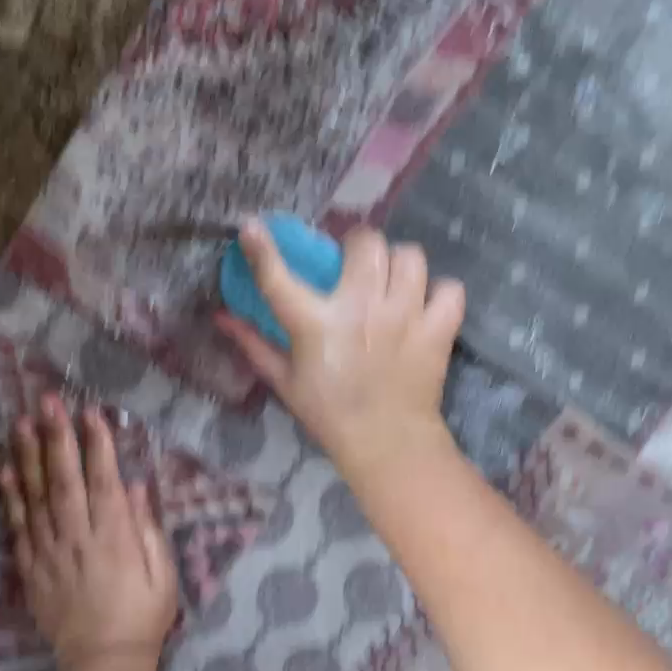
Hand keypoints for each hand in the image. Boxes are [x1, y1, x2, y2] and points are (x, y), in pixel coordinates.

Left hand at [0, 394, 178, 669]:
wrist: (103, 664)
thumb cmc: (143, 618)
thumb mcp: (162, 576)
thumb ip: (148, 529)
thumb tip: (136, 487)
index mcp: (114, 537)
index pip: (103, 482)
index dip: (96, 445)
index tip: (88, 413)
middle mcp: (78, 538)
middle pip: (63, 480)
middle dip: (55, 438)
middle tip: (46, 403)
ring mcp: (50, 553)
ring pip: (35, 498)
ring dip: (27, 459)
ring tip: (19, 424)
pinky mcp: (31, 570)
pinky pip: (18, 529)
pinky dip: (11, 500)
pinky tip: (4, 473)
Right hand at [217, 218, 464, 477]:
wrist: (386, 443)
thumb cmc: (328, 413)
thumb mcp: (285, 381)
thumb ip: (254, 344)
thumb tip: (222, 316)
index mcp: (316, 324)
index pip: (280, 279)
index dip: (263, 248)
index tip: (253, 227)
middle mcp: (361, 309)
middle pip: (367, 244)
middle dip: (359, 245)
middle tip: (355, 263)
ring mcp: (404, 316)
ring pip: (410, 257)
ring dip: (399, 265)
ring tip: (393, 282)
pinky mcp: (437, 329)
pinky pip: (449, 288)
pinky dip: (439, 293)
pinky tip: (426, 305)